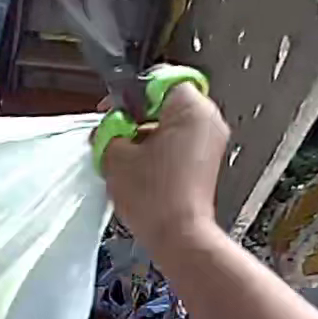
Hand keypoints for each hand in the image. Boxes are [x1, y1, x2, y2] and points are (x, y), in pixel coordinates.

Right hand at [99, 83, 230, 254]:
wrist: (179, 237)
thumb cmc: (155, 198)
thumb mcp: (116, 158)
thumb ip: (108, 134)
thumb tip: (107, 131)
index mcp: (190, 108)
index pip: (157, 80)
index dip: (130, 94)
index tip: (113, 110)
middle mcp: (207, 121)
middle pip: (164, 105)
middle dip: (135, 120)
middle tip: (114, 138)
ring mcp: (210, 144)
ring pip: (170, 128)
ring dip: (144, 139)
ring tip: (124, 161)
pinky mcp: (204, 166)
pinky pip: (177, 148)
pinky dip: (157, 155)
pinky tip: (138, 174)